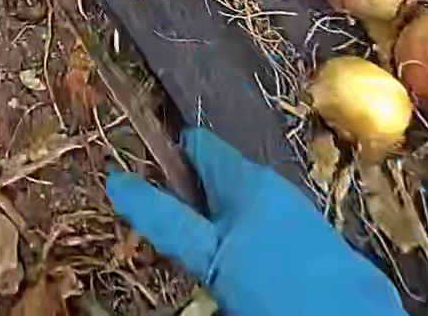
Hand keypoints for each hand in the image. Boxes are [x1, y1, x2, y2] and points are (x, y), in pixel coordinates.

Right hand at [106, 128, 405, 315]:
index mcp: (243, 175)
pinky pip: (265, 227)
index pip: (194, 142)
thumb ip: (166, 220)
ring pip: (239, 205)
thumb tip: (115, 183)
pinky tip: (245, 273)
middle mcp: (267, 182)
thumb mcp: (210, 256)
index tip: (146, 182)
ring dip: (219, 224)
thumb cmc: (278, 285)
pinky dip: (247, 241)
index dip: (167, 157)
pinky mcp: (312, 242)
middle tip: (174, 237)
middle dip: (191, 198)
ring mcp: (293, 211)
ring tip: (207, 261)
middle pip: (214, 176)